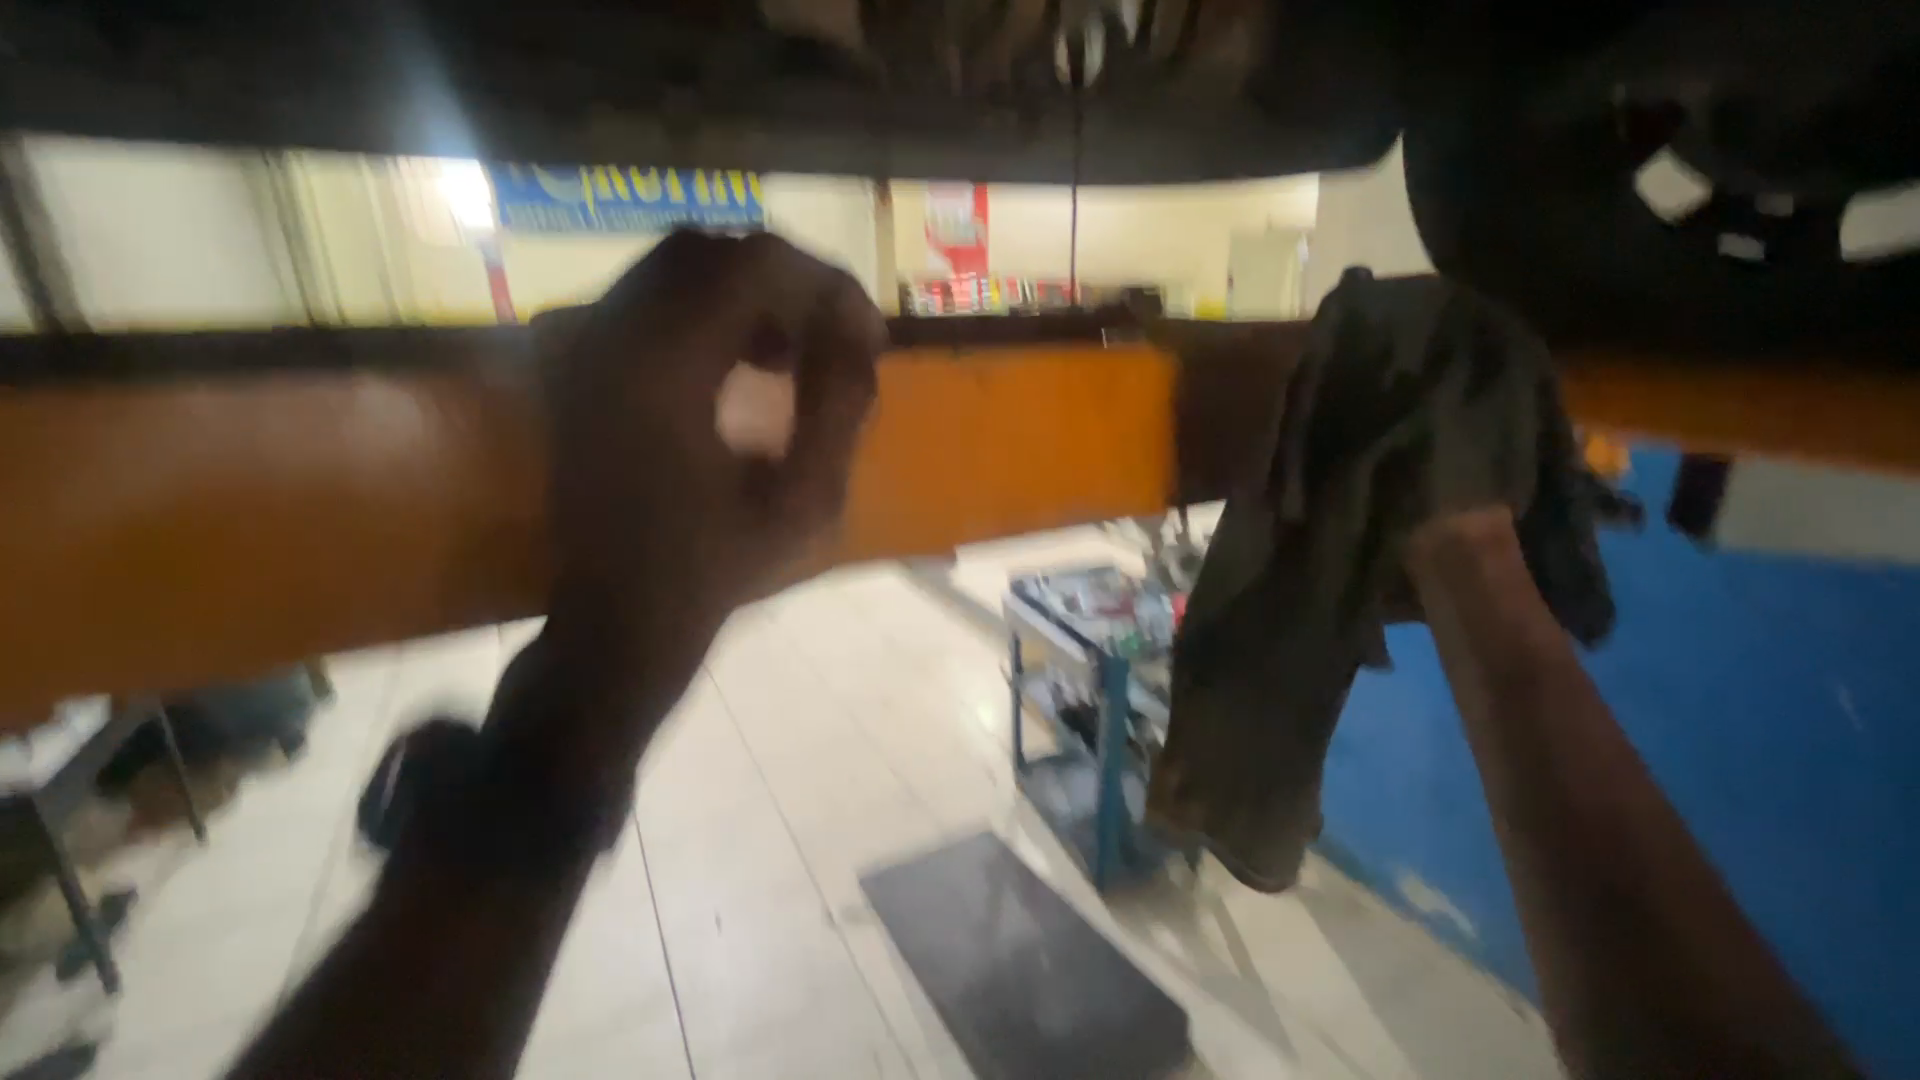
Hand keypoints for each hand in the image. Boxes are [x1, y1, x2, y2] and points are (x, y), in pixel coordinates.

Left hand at [521, 230, 881, 763]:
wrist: (619, 615)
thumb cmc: (717, 567)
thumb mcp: (806, 499)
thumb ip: (842, 403)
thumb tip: (859, 332)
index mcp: (662, 364)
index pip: (754, 265)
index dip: (825, 286)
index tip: (869, 336)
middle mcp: (609, 332)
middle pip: (712, 250)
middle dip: (789, 283)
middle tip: (838, 338)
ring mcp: (583, 343)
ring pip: (677, 267)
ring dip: (749, 295)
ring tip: (796, 354)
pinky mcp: (578, 362)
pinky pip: (650, 299)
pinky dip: (708, 312)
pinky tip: (745, 364)